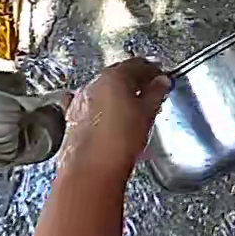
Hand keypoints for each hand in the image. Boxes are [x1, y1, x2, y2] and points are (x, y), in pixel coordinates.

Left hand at [58, 58, 170, 180]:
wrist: (91, 170)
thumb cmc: (119, 141)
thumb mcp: (147, 114)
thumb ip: (156, 93)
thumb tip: (162, 82)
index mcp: (115, 76)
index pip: (138, 65)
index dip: (153, 70)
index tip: (161, 76)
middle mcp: (94, 83)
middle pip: (119, 74)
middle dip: (136, 79)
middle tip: (150, 88)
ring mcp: (81, 99)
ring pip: (104, 89)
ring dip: (119, 93)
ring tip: (134, 105)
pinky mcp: (73, 117)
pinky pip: (92, 104)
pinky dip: (103, 106)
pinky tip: (110, 116)